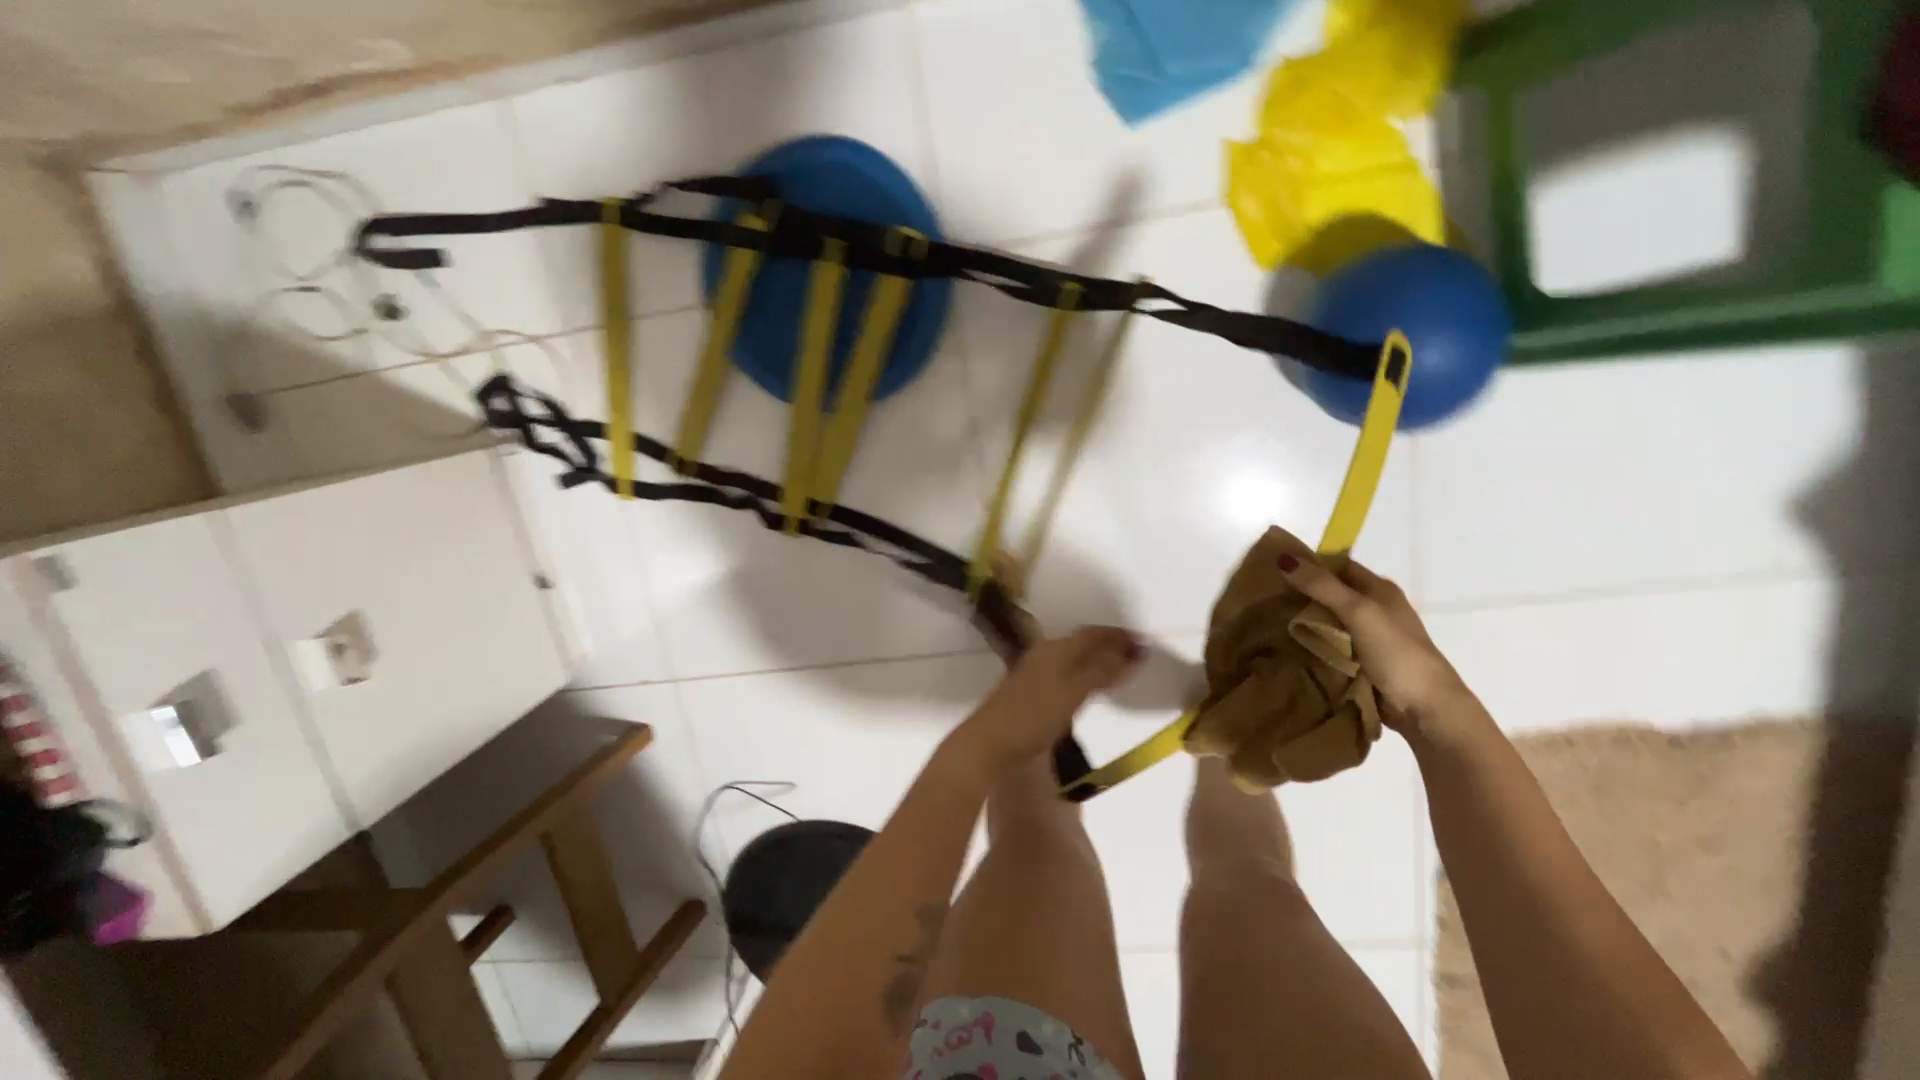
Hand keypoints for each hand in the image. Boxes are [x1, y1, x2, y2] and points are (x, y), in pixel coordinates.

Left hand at [953, 626, 1142, 769]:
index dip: (1118, 636)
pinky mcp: (1028, 690)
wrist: (988, 742)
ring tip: (1118, 668)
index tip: (1143, 641)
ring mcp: (1033, 671)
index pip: (1093, 634)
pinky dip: (1083, 673)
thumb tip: (1132, 650)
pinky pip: (1064, 672)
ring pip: (1072, 657)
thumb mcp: (1073, 692)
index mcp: (1056, 649)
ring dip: (1096, 659)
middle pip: (1082, 642)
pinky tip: (1087, 686)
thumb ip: (1101, 670)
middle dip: (1109, 645)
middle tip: (1135, 654)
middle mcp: (1044, 653)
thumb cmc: (1033, 716)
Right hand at [1279, 554, 1480, 743]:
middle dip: (1301, 596)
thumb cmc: (1396, 652)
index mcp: (1380, 590)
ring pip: (1328, 623)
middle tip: (1263, 598)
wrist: (1424, 707)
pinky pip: (1329, 648)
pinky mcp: (1360, 664)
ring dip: (1303, 623)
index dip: (1310, 565)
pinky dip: (1312, 646)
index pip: (1339, 567)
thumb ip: (1323, 586)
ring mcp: (1368, 639)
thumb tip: (1283, 559)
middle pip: (1331, 595)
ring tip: (1266, 622)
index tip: (1274, 569)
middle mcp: (1374, 610)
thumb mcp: (1359, 612)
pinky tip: (1287, 648)